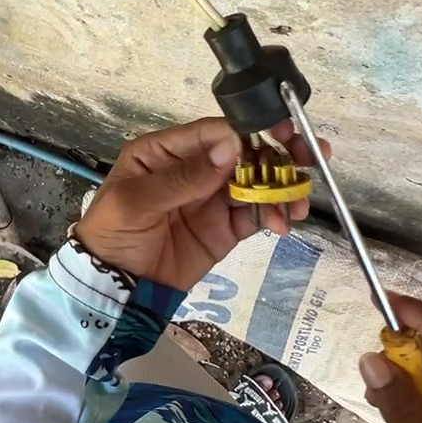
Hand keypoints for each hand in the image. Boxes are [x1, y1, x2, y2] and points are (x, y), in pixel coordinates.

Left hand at [74, 117, 322, 289]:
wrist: (112, 291)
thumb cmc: (111, 236)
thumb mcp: (135, 203)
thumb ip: (183, 178)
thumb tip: (231, 147)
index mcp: (163, 152)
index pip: (211, 133)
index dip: (246, 132)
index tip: (280, 134)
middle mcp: (191, 169)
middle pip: (241, 153)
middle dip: (277, 154)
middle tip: (310, 155)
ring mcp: (210, 199)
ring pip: (256, 183)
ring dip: (282, 187)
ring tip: (299, 201)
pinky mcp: (224, 229)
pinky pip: (255, 214)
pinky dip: (274, 215)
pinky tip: (284, 222)